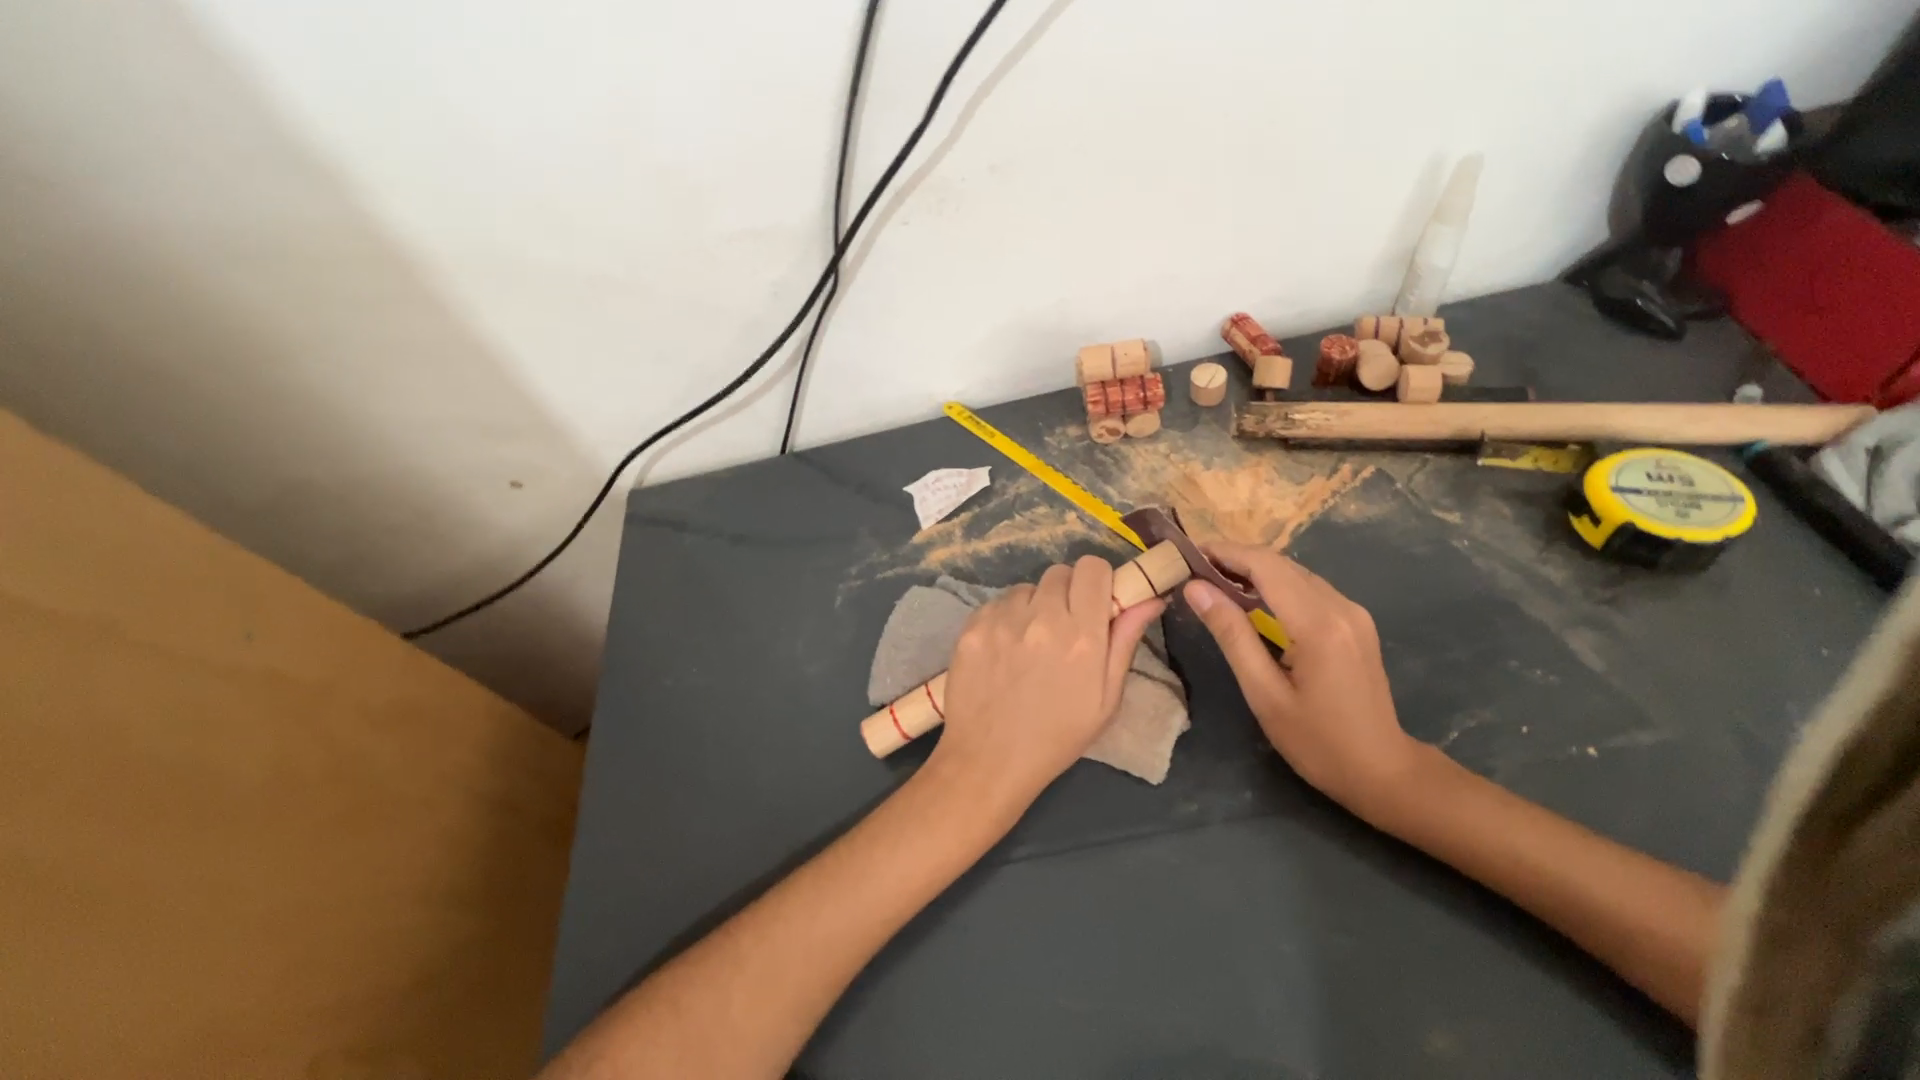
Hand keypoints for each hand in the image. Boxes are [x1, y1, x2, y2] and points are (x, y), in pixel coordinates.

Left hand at [928, 555, 1164, 813]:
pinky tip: (1005, 651)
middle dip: (1067, 593)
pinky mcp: (972, 626)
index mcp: (1082, 636)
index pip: (1093, 568)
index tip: (1096, 602)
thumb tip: (1150, 597)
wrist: (990, 759)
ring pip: (1026, 588)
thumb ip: (1125, 641)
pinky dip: (1005, 618)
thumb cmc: (1058, 736)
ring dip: (1034, 606)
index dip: (1097, 580)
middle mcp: (1042, 618)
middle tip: (1064, 628)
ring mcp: (1003, 620)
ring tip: (1030, 644)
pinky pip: (997, 604)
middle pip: (1060, 572)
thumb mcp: (1107, 699)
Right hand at [1182, 542, 1420, 819]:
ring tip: (1213, 583)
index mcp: (1318, 624)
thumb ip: (1231, 635)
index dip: (1224, 553)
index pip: (1265, 566)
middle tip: (1192, 569)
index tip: (1187, 553)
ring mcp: (1353, 613)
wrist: (1381, 770)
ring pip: (1296, 574)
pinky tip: (1251, 602)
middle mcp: (1341, 607)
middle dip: (1235, 560)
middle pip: (1281, 564)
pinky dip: (1276, 587)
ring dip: (1254, 572)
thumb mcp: (1263, 693)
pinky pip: (1309, 590)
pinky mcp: (1355, 623)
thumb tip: (1196, 589)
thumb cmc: (1316, 742)